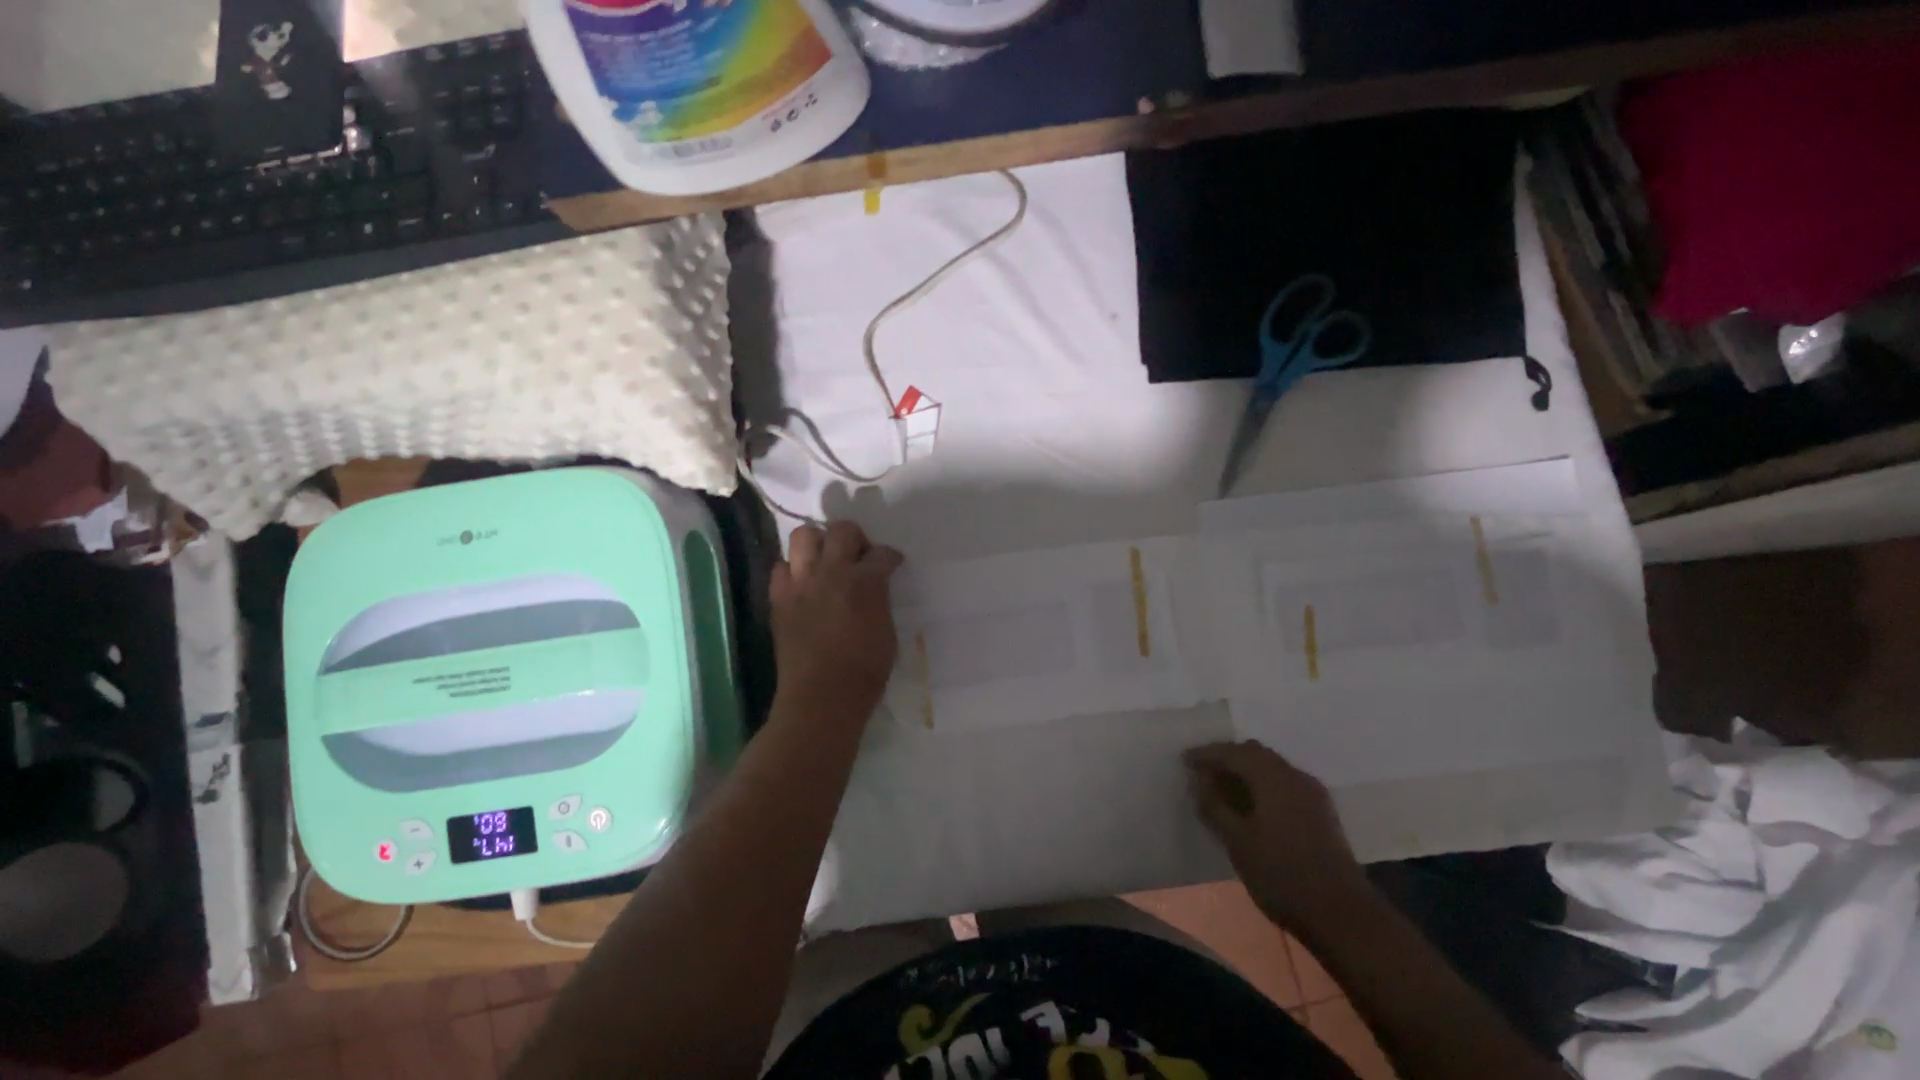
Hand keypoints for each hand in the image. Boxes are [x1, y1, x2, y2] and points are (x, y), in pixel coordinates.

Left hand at [770, 521, 903, 720]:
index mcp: (865, 582)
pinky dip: (792, 569)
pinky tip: (802, 584)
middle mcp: (831, 572)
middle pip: (842, 530)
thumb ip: (879, 601)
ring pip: (803, 535)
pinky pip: (780, 567)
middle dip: (855, 537)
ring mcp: (801, 582)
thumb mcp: (887, 632)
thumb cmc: (864, 672)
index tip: (892, 563)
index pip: (883, 553)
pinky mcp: (779, 598)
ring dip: (819, 542)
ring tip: (825, 561)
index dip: (890, 557)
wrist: (821, 697)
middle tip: (858, 556)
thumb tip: (873, 589)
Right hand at [1184, 741, 1373, 931]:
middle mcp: (1296, 777)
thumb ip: (1215, 806)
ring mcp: (1313, 795)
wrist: (1340, 913)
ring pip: (1273, 769)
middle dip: (1228, 759)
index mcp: (1274, 779)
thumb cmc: (1281, 875)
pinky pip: (1285, 785)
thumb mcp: (1237, 842)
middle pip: (1257, 754)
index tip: (1184, 760)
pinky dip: (1263, 786)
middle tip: (1202, 774)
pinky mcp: (1321, 813)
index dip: (1207, 753)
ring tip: (1222, 791)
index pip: (1235, 752)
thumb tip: (1198, 780)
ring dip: (1246, 772)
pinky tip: (1251, 807)